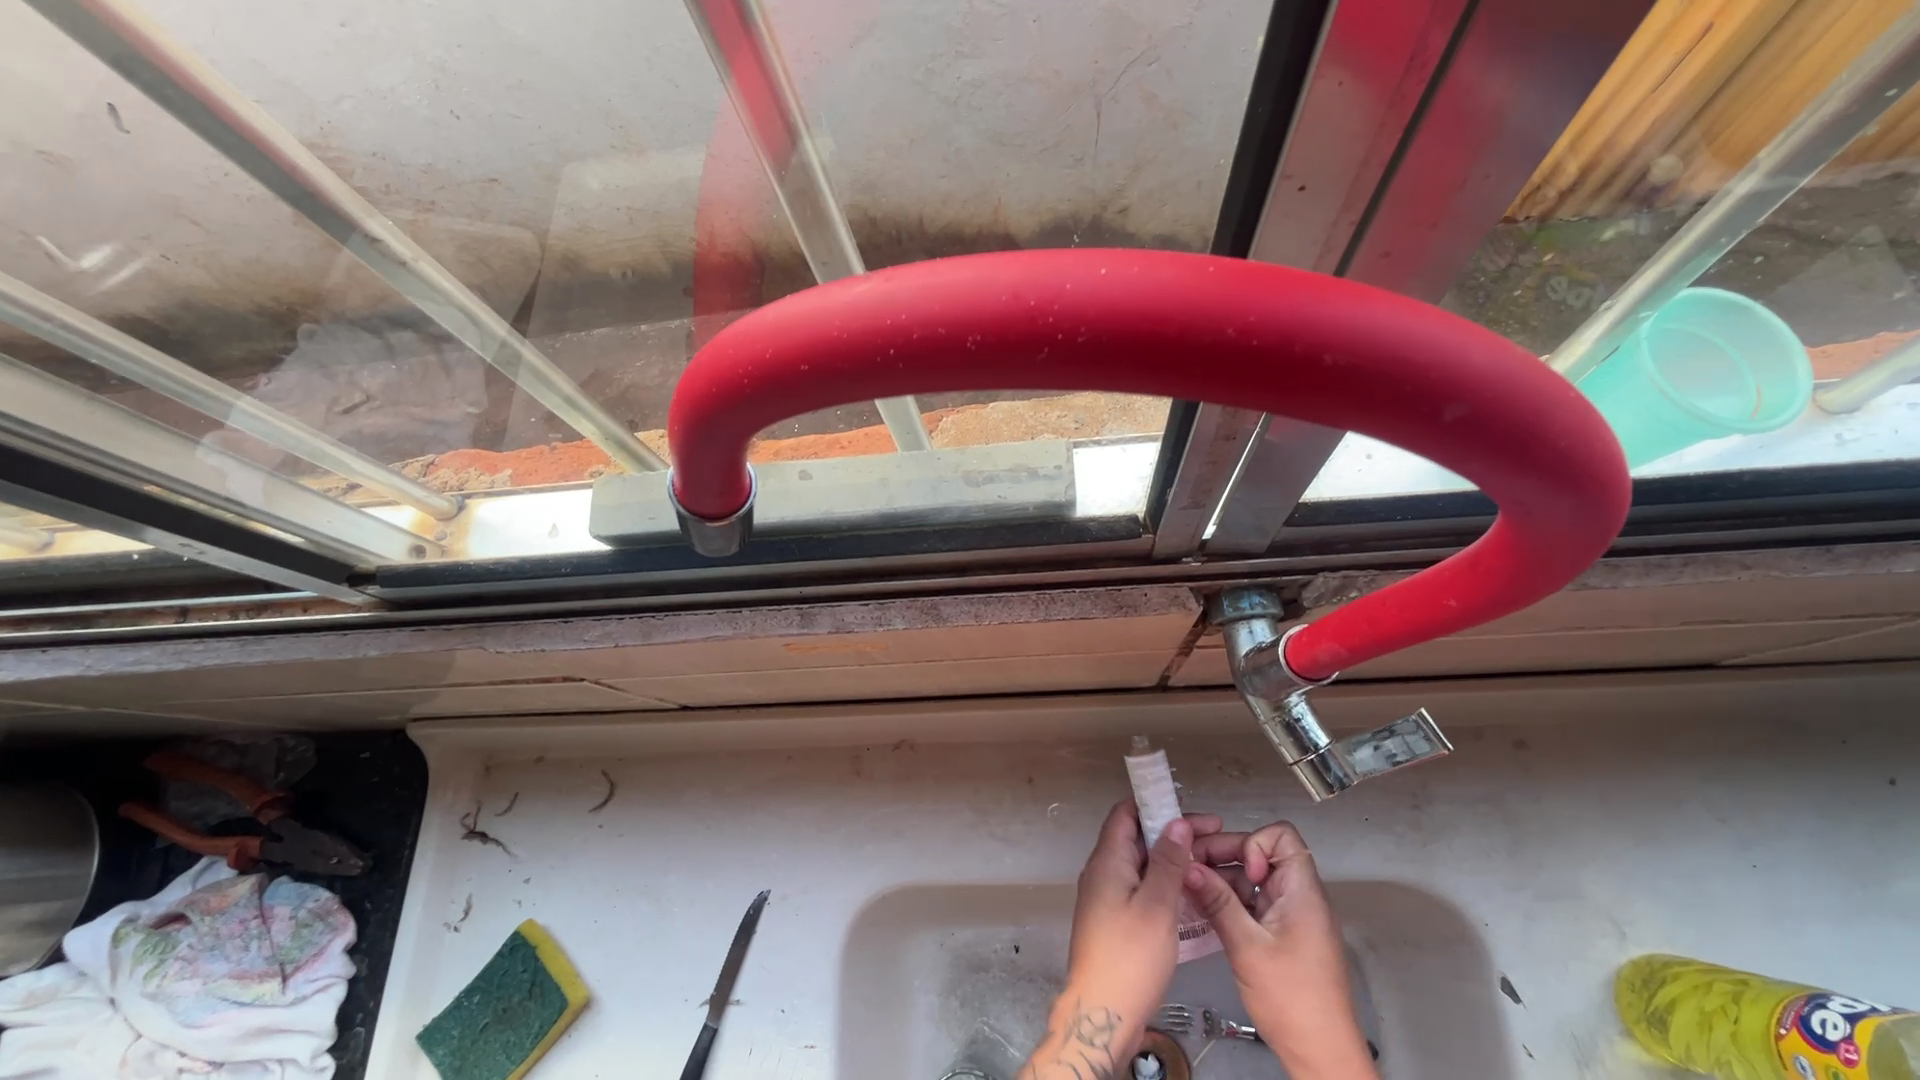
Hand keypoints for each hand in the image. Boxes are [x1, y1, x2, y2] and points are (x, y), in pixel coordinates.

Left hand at [1019, 800, 1218, 1079]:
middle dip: (1172, 834)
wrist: (1103, 1012)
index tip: (1194, 813)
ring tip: (1210, 865)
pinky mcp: (1115, 920)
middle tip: (1213, 839)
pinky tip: (1191, 895)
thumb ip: (1167, 861)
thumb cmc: (1129, 957)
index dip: (1158, 805)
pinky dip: (1165, 884)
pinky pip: (1141, 889)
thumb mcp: (1156, 905)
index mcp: (1107, 861)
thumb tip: (1177, 823)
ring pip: (1141, 865)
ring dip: (1172, 861)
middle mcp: (1103, 873)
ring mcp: (1107, 897)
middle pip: (1136, 838)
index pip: (1126, 813)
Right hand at [1184, 822, 1375, 1079]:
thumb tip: (1187, 865)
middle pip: (1260, 854)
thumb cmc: (1292, 1000)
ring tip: (1188, 889)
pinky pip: (1250, 903)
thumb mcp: (1248, 947)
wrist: (1320, 1053)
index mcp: (1302, 892)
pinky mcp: (1279, 935)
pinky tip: (1201, 911)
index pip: (1282, 837)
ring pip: (1251, 879)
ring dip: (1220, 880)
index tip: (1237, 872)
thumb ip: (1217, 902)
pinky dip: (1227, 902)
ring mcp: (1288, 916)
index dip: (1253, 844)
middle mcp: (1297, 897)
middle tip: (1189, 868)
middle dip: (1224, 856)